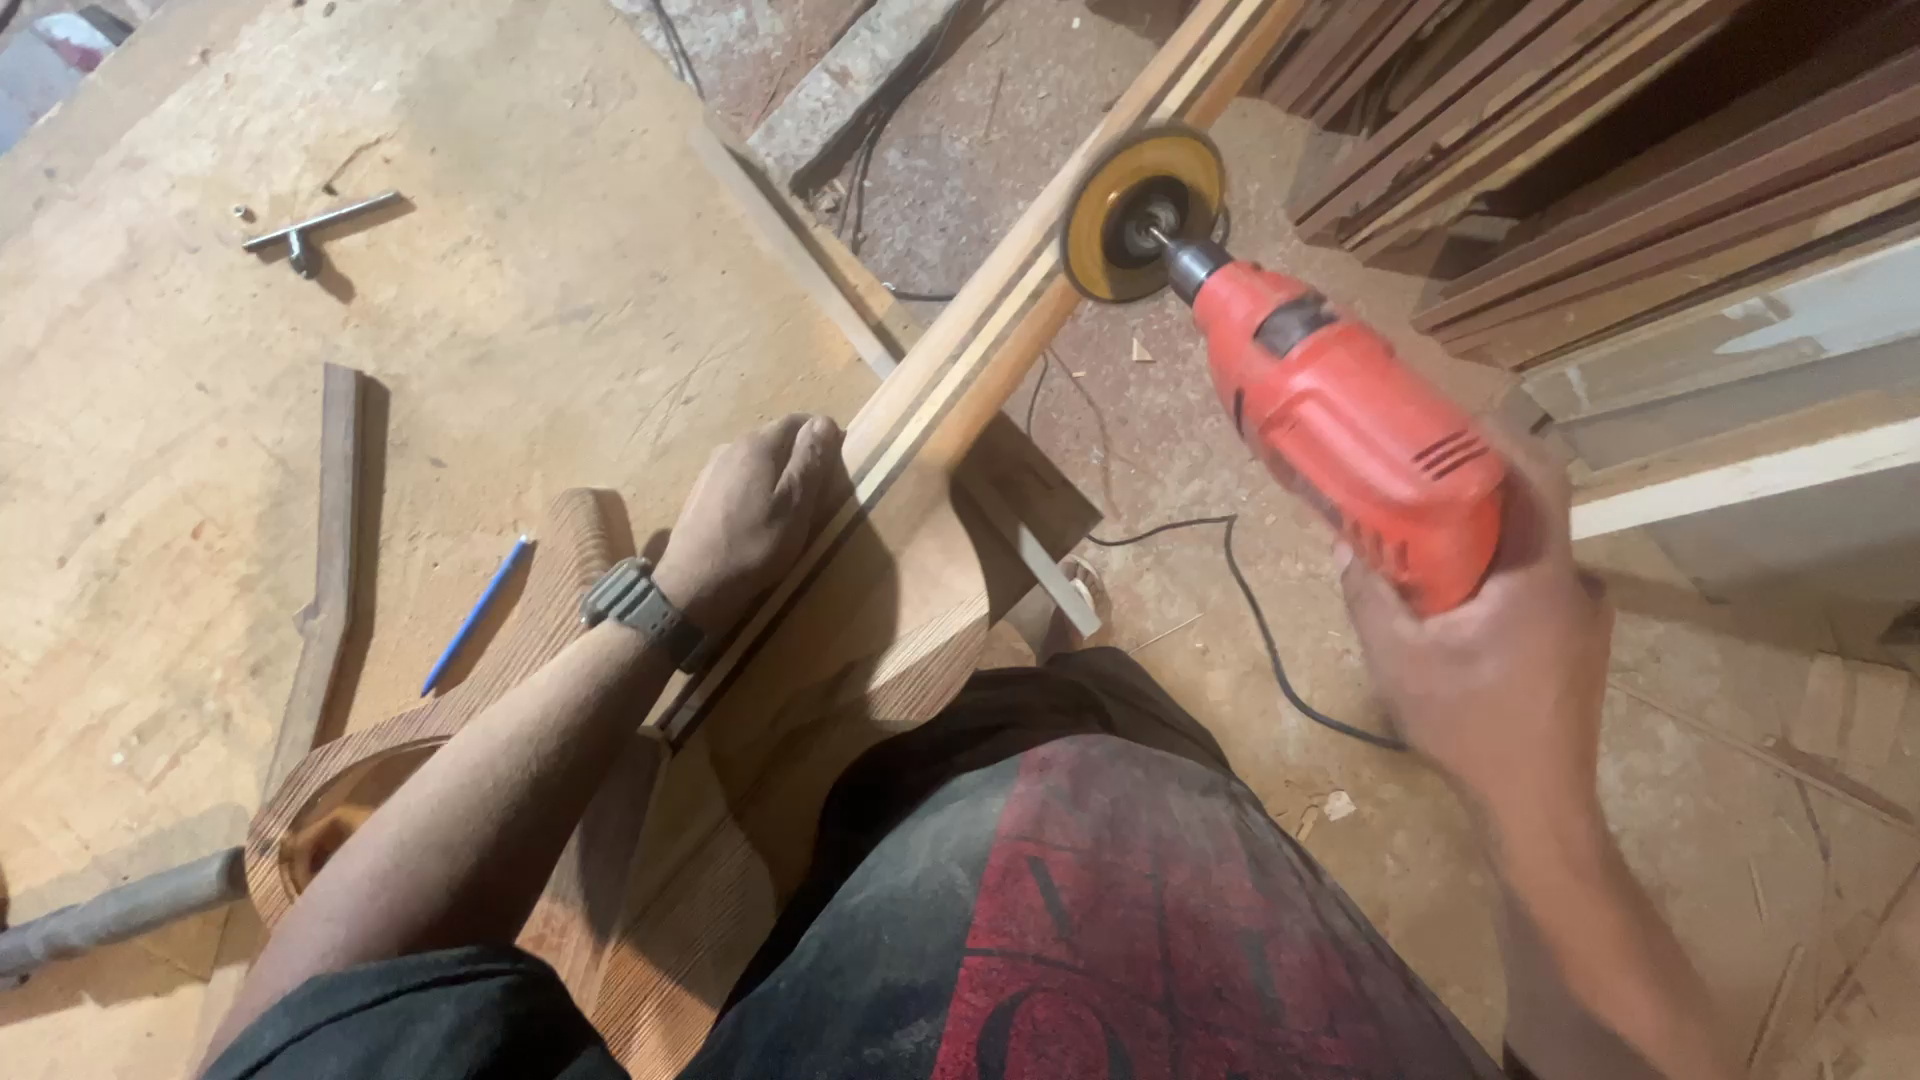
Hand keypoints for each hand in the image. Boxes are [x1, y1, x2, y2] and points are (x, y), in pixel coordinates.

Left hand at [653, 414, 845, 637]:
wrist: (695, 585)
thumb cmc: (755, 546)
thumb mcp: (796, 505)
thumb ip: (810, 461)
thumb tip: (824, 421)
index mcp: (757, 446)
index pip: (798, 421)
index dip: (822, 437)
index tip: (835, 468)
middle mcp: (731, 447)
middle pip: (776, 438)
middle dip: (800, 456)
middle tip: (817, 493)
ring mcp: (712, 469)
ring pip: (757, 459)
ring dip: (778, 474)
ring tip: (790, 509)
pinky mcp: (703, 492)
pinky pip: (740, 478)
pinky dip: (758, 489)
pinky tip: (760, 518)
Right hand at [1338, 424, 1612, 824]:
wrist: (1536, 803)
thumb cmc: (1467, 725)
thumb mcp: (1397, 659)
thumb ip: (1369, 593)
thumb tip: (1345, 543)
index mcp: (1539, 578)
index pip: (1539, 480)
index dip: (1499, 438)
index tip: (1446, 417)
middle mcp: (1574, 583)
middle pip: (1527, 508)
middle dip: (1468, 483)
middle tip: (1405, 474)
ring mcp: (1580, 611)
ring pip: (1523, 547)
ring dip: (1473, 532)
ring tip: (1412, 538)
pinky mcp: (1573, 636)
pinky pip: (1527, 578)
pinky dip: (1485, 567)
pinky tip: (1444, 597)